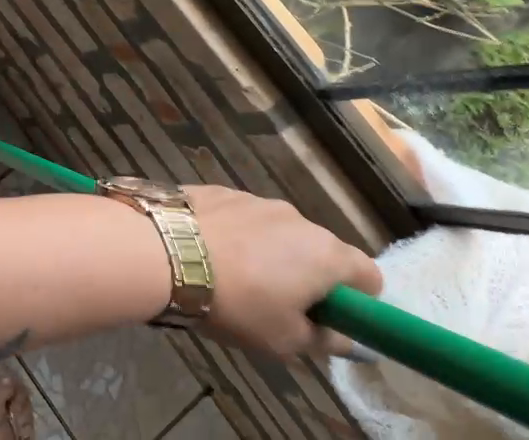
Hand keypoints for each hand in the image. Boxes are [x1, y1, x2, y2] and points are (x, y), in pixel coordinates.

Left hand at [184, 185, 382, 357]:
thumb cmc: (235, 302)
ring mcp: (252, 197)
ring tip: (232, 278)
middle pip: (318, 249)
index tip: (328, 319)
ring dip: (267, 253)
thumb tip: (348, 338)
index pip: (368, 275)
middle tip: (276, 304)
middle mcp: (295, 216)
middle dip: (307, 276)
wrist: (160, 251)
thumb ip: (327, 340)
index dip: (357, 301)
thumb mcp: (287, 340)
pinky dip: (233, 234)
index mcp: (326, 252)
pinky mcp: (214, 189)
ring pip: (275, 231)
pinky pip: (238, 217)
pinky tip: (205, 252)